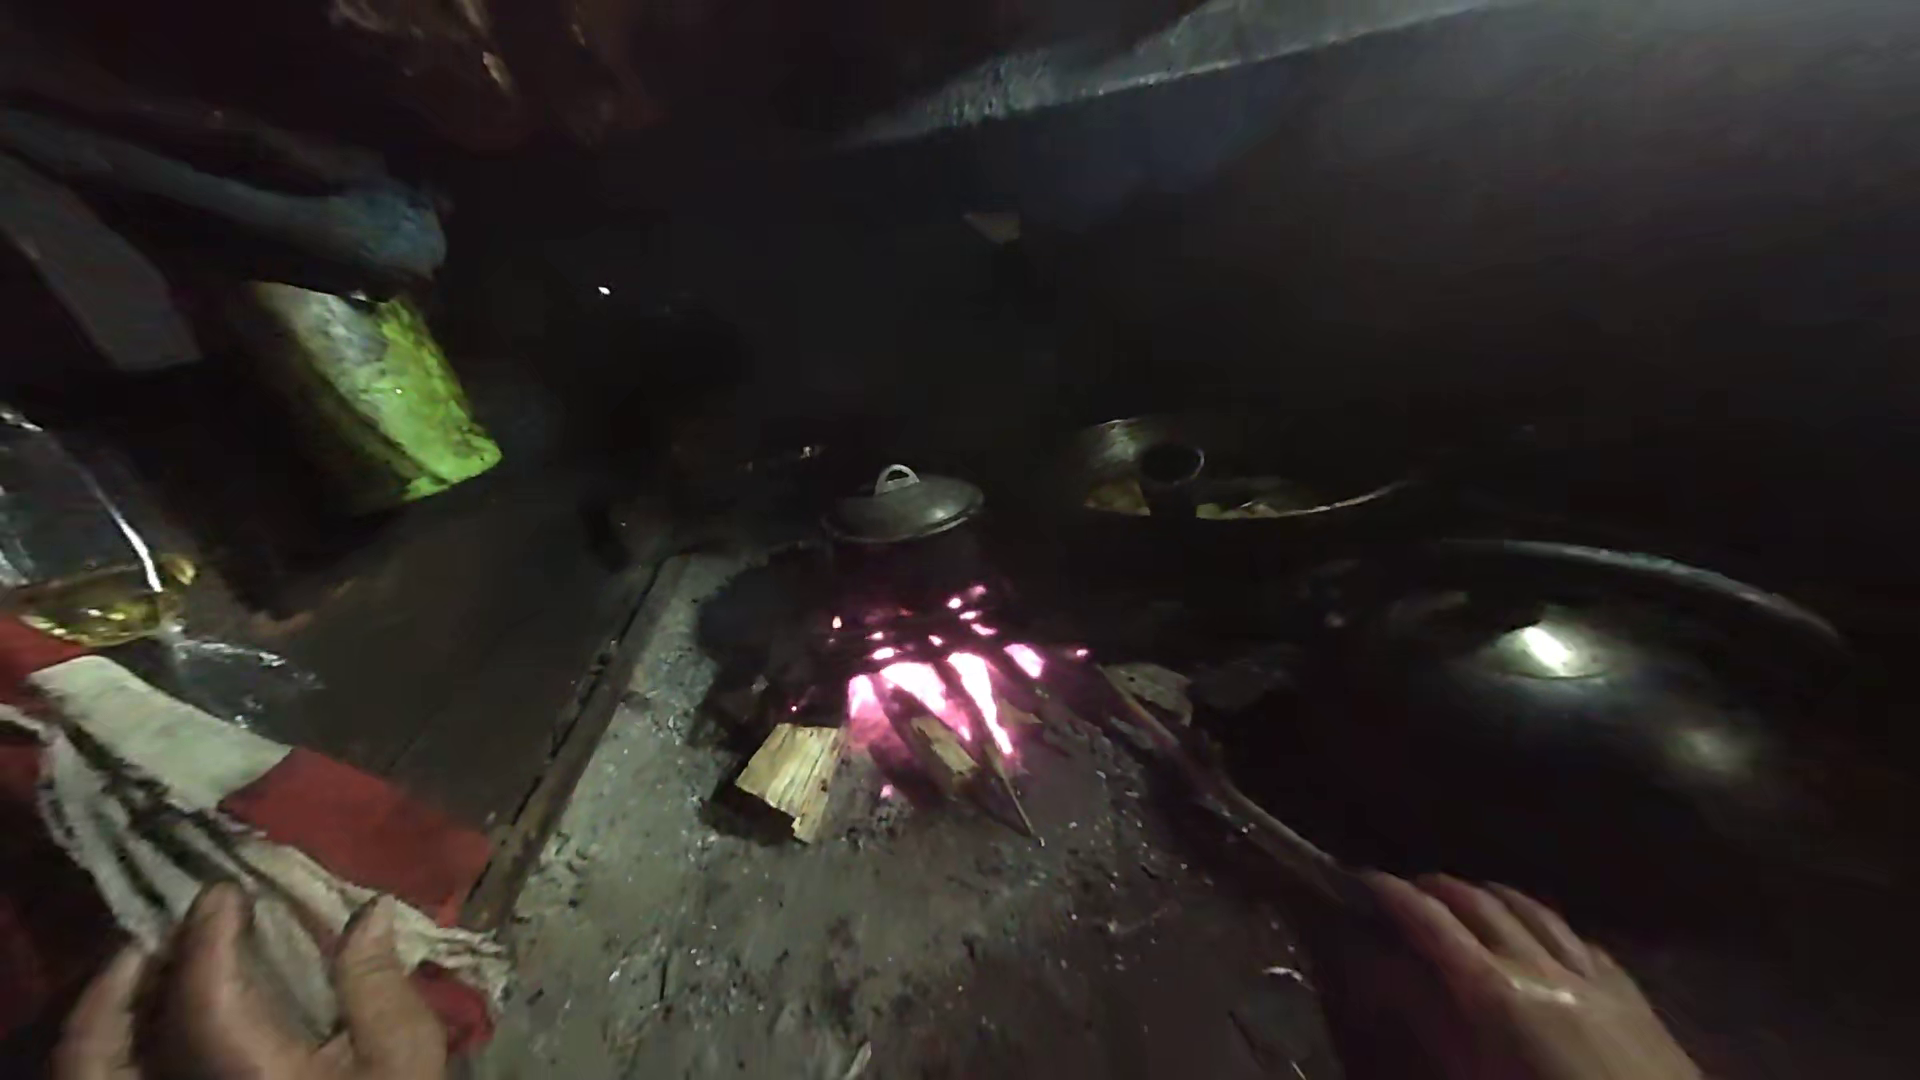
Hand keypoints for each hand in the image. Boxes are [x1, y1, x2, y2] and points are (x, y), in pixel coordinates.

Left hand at [54, 883, 446, 1079]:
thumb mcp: (404, 1047)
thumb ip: (380, 981)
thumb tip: (370, 909)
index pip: (208, 1011)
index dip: (208, 946)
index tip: (224, 894)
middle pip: (100, 1068)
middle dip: (114, 994)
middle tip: (156, 931)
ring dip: (102, 1022)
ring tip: (145, 964)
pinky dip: (113, 1050)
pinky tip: (147, 1012)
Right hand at [1364, 873, 1700, 1079]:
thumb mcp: (1471, 1072)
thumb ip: (1427, 1016)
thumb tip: (1382, 966)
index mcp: (1493, 989)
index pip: (1425, 917)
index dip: (1389, 891)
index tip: (1359, 879)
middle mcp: (1538, 967)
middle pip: (1475, 901)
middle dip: (1434, 886)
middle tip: (1408, 890)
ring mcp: (1593, 979)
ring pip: (1531, 909)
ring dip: (1490, 895)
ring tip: (1468, 898)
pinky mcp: (1636, 1001)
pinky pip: (1584, 942)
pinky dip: (1548, 927)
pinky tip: (1542, 938)